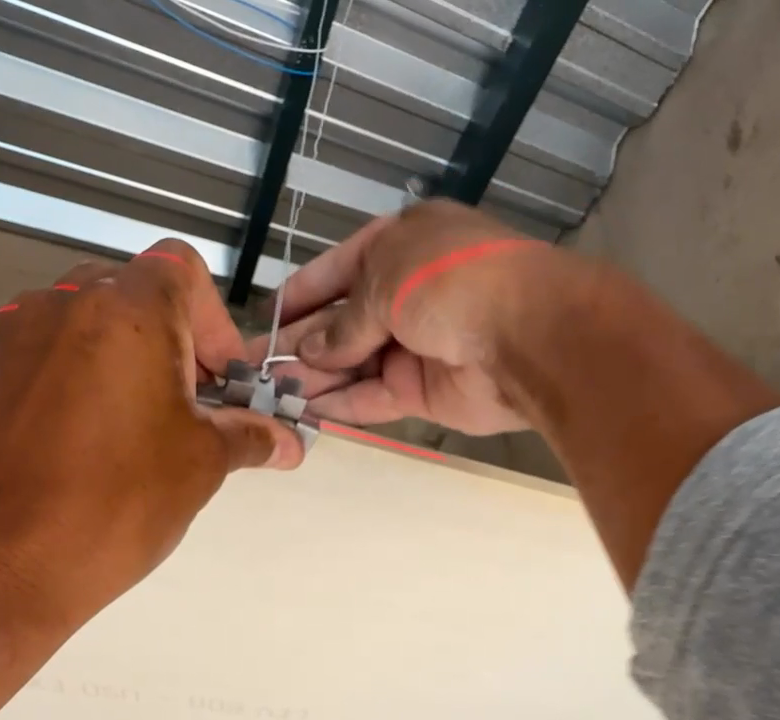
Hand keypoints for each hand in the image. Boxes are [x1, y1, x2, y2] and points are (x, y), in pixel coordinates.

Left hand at [0, 240, 304, 630]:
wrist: (0, 566)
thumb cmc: (120, 500)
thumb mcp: (203, 465)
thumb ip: (249, 436)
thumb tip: (289, 442)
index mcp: (127, 311)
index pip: (182, 268)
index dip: (214, 320)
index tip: (220, 382)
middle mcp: (61, 304)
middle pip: (132, 293)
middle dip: (171, 341)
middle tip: (187, 406)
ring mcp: (9, 339)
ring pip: (82, 325)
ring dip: (120, 360)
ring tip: (132, 429)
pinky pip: (40, 358)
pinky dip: (73, 383)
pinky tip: (80, 448)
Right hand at [250, 199, 578, 434]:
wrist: (525, 336)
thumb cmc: (449, 282)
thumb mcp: (384, 281)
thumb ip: (343, 321)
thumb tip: (309, 351)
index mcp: (403, 246)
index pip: (340, 267)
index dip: (303, 292)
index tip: (267, 316)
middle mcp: (410, 293)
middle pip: (344, 320)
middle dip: (301, 342)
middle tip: (254, 367)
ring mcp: (418, 345)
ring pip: (355, 363)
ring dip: (315, 377)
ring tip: (268, 394)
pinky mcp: (425, 392)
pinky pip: (374, 398)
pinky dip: (342, 405)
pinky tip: (305, 413)